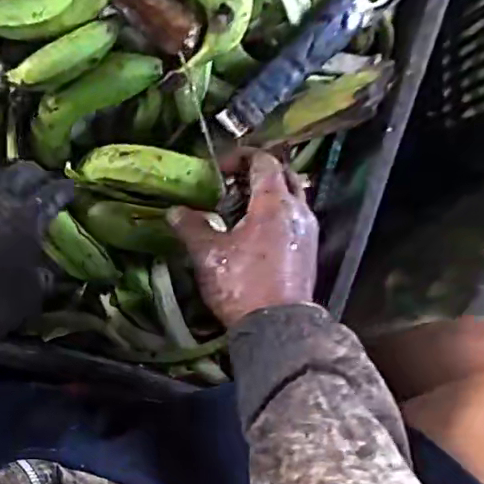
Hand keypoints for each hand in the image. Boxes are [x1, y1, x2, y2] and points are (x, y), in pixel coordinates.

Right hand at [169, 149, 318, 326]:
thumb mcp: (208, 254)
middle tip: (233, 182)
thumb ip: (192, 227)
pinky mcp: (308, 251)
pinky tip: (255, 233)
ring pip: (292, 198)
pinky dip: (276, 215)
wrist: (276, 325)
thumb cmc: (241, 285)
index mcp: (274, 204)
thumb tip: (175, 211)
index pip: (264, 163)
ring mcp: (308, 232)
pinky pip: (294, 220)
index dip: (241, 158)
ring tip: (241, 208)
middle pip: (285, 175)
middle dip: (260, 172)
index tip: (220, 166)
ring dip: (269, 195)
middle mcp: (298, 211)